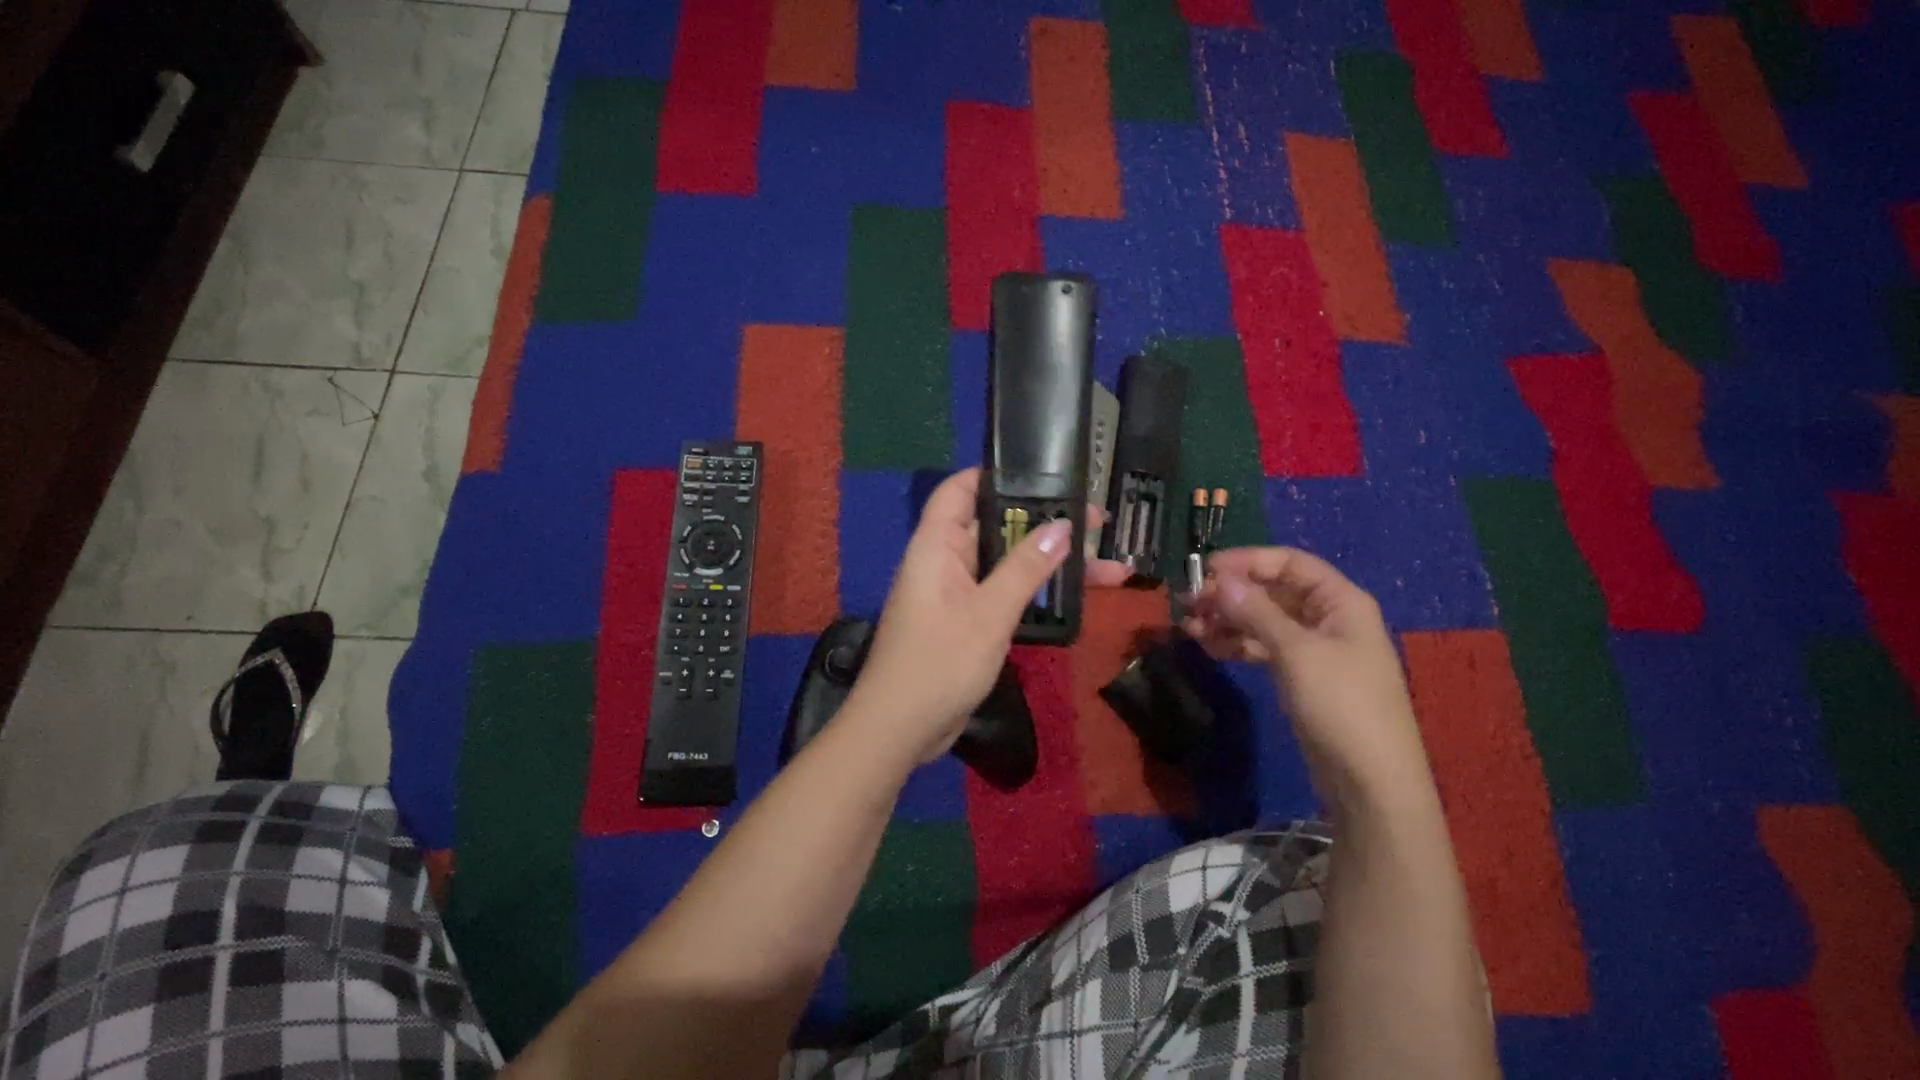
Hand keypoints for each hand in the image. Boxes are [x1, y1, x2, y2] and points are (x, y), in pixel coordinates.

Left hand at [847, 468, 1127, 764]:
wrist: (900, 731)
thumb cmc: (938, 664)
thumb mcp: (988, 614)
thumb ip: (1025, 569)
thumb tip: (1063, 526)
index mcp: (937, 546)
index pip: (959, 490)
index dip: (997, 475)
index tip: (1046, 472)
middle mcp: (946, 563)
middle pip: (996, 528)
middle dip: (1045, 524)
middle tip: (1100, 523)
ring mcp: (958, 596)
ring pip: (1008, 566)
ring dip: (1050, 565)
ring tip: (1108, 566)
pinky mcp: (968, 625)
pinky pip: (1006, 597)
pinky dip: (1038, 595)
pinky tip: (1078, 600)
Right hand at [1182, 547, 1430, 803]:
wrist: (1371, 781)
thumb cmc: (1341, 705)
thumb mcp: (1296, 652)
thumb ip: (1255, 611)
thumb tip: (1218, 579)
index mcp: (1341, 601)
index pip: (1290, 562)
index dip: (1247, 561)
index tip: (1203, 570)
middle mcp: (1330, 618)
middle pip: (1274, 591)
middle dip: (1231, 593)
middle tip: (1188, 604)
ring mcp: (1316, 650)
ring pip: (1265, 621)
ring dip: (1228, 620)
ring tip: (1189, 628)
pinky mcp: (1303, 678)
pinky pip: (1265, 648)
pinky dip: (1238, 645)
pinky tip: (1209, 648)